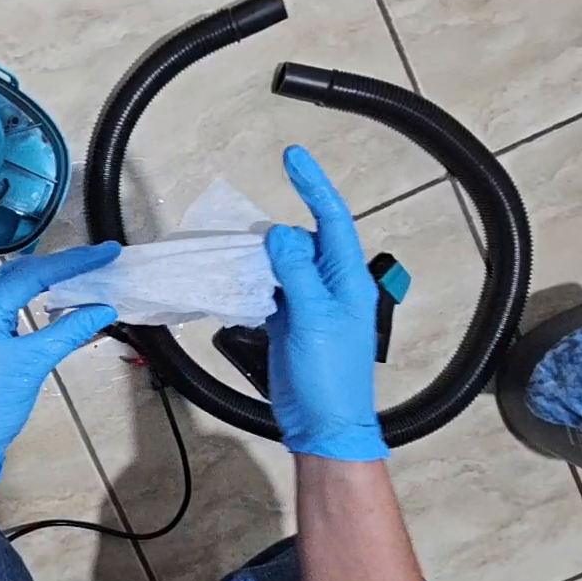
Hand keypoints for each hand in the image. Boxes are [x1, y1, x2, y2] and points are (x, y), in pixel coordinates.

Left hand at [0, 243, 121, 499]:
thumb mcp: (35, 364)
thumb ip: (70, 330)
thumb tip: (104, 307)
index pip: (31, 275)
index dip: (71, 263)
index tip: (103, 253)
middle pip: (21, 272)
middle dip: (61, 264)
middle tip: (99, 258)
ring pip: (13, 282)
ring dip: (48, 275)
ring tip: (84, 269)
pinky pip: (7, 298)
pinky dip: (33, 292)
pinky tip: (56, 290)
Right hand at [264, 146, 387, 461]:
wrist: (322, 422)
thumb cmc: (330, 375)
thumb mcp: (314, 319)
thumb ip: (297, 273)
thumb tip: (280, 234)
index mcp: (347, 279)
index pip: (332, 220)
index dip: (314, 186)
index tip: (292, 158)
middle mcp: (329, 284)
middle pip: (301, 240)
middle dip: (275, 233)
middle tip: (245, 239)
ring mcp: (307, 302)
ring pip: (281, 263)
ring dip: (259, 258)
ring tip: (234, 258)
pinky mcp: (288, 319)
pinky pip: (269, 287)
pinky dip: (252, 281)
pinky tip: (236, 281)